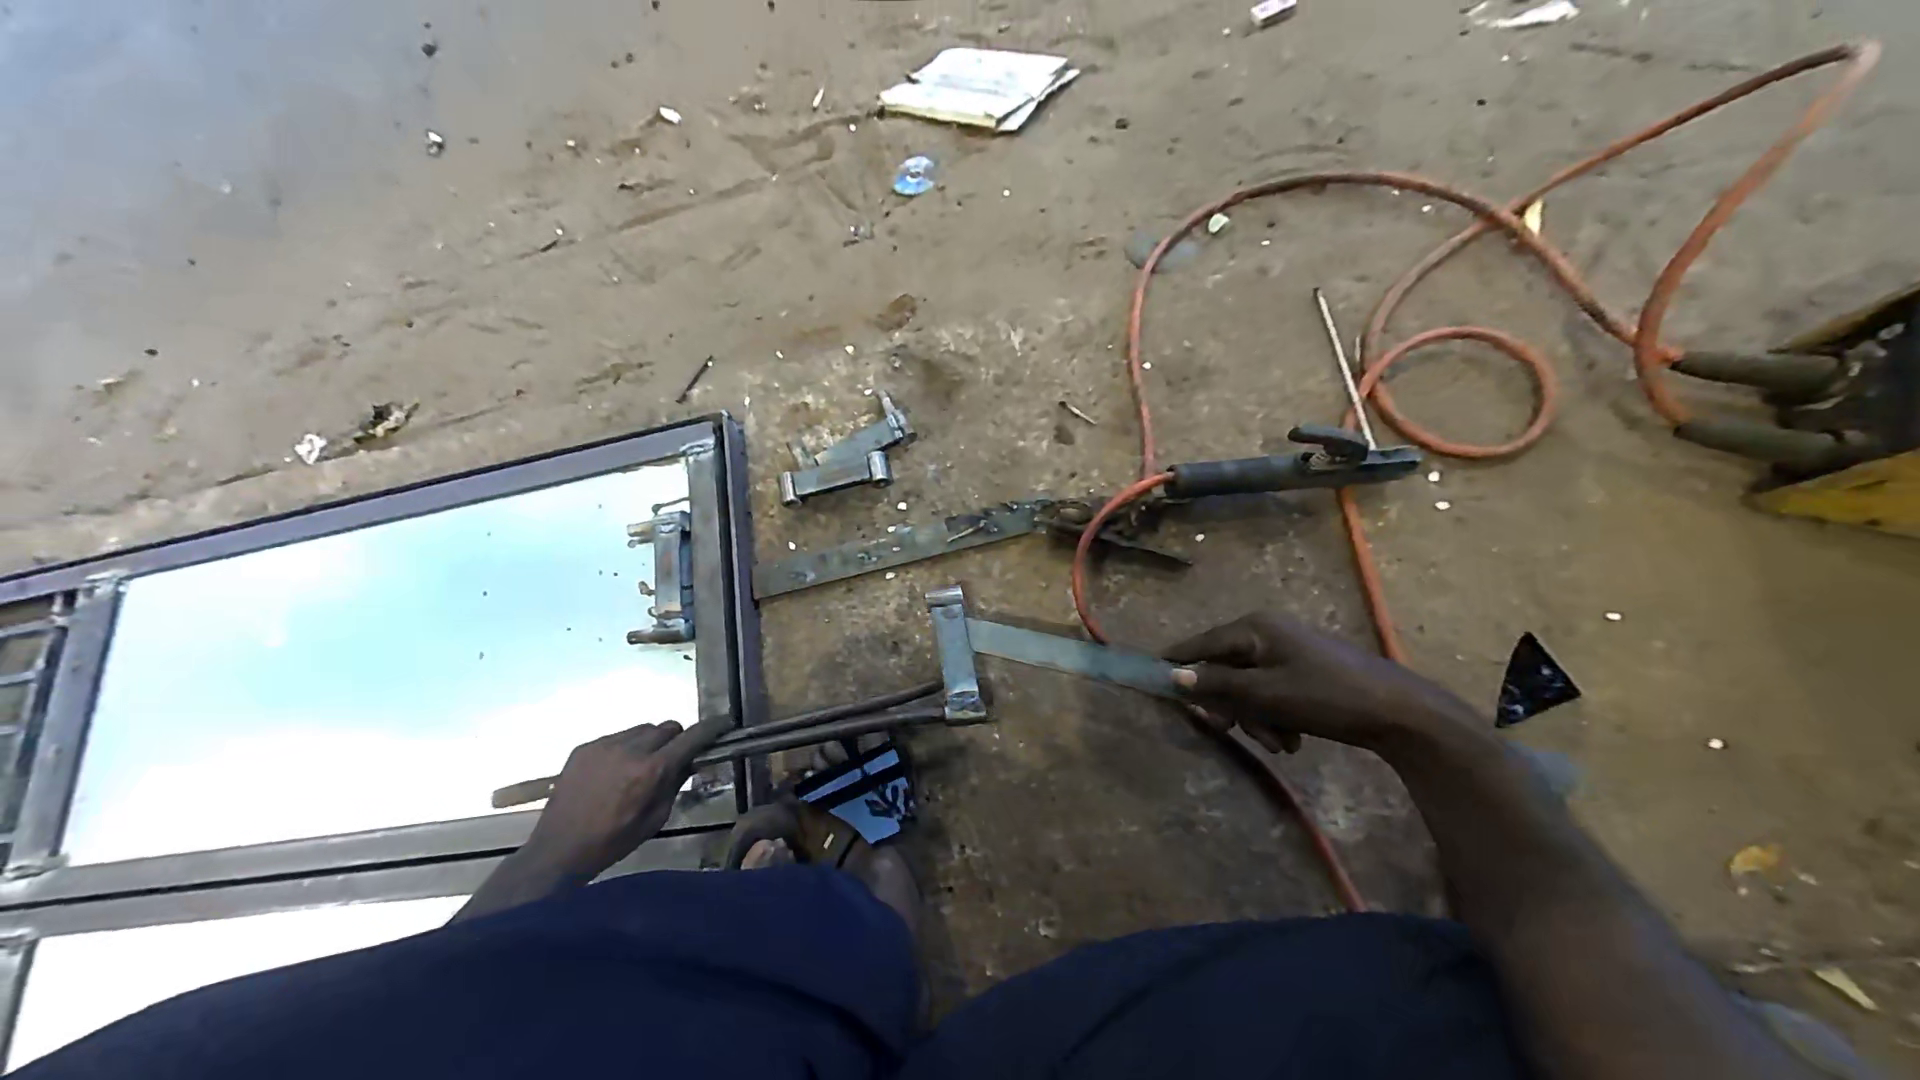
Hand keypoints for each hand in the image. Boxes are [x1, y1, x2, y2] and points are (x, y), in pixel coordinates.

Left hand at [520, 717, 730, 878]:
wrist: (557, 850)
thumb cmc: (613, 841)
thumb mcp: (656, 818)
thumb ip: (675, 784)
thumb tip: (690, 761)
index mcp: (651, 771)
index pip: (691, 737)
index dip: (711, 728)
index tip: (724, 723)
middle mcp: (630, 750)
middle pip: (667, 727)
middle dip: (676, 740)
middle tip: (672, 759)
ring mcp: (604, 745)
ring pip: (643, 729)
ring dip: (651, 741)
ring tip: (641, 766)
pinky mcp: (585, 748)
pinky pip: (618, 737)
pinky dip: (626, 748)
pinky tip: (615, 771)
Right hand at [1165, 613, 1477, 753]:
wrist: (1401, 713)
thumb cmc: (1326, 696)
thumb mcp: (1266, 695)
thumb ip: (1217, 686)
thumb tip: (1173, 678)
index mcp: (1254, 629)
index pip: (1200, 645)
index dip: (1176, 664)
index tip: (1153, 684)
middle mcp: (1266, 633)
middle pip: (1224, 670)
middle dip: (1230, 705)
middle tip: (1229, 731)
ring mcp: (1287, 651)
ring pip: (1247, 687)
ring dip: (1255, 718)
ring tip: (1280, 743)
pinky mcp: (1303, 670)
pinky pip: (1271, 692)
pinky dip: (1274, 716)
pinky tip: (1293, 737)